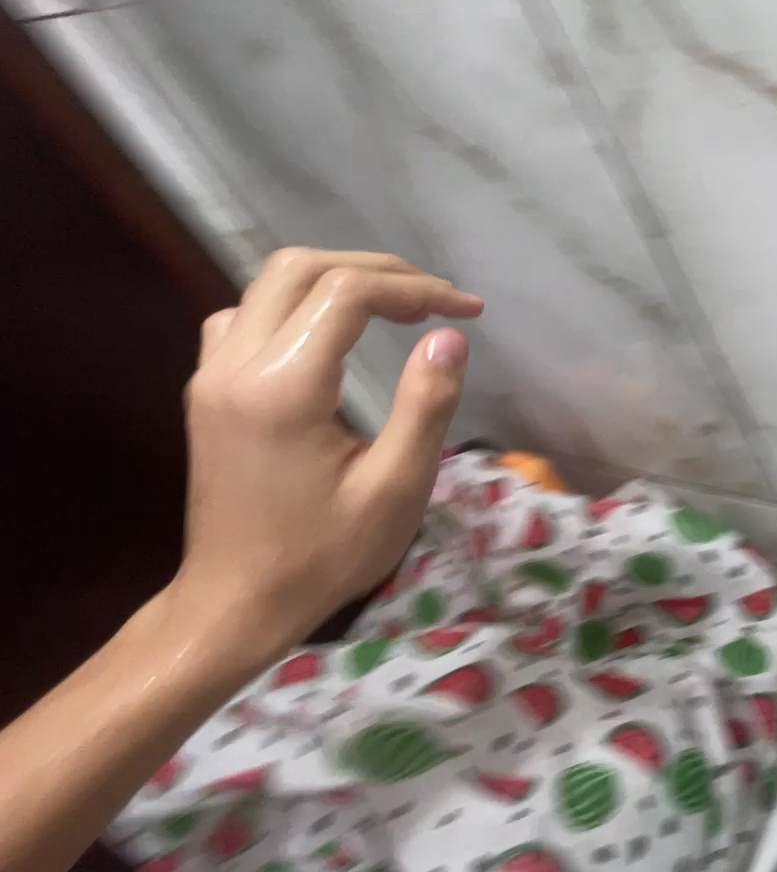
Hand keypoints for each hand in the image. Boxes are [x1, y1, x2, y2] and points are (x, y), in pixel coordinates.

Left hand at [171, 248, 483, 666]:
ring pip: (270, 283)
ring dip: (342, 279)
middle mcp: (235, 367)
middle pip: (301, 269)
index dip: (418, 290)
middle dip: (381, 272)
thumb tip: (450, 336)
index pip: (348, 294)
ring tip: (402, 308)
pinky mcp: (211, 390)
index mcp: (283, 388)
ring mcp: (213, 375)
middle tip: (440, 300)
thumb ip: (426, 403)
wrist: (238, 602)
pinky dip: (304, 303)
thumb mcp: (399, 484)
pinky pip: (250, 313)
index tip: (471, 311)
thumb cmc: (328, 551)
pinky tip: (339, 333)